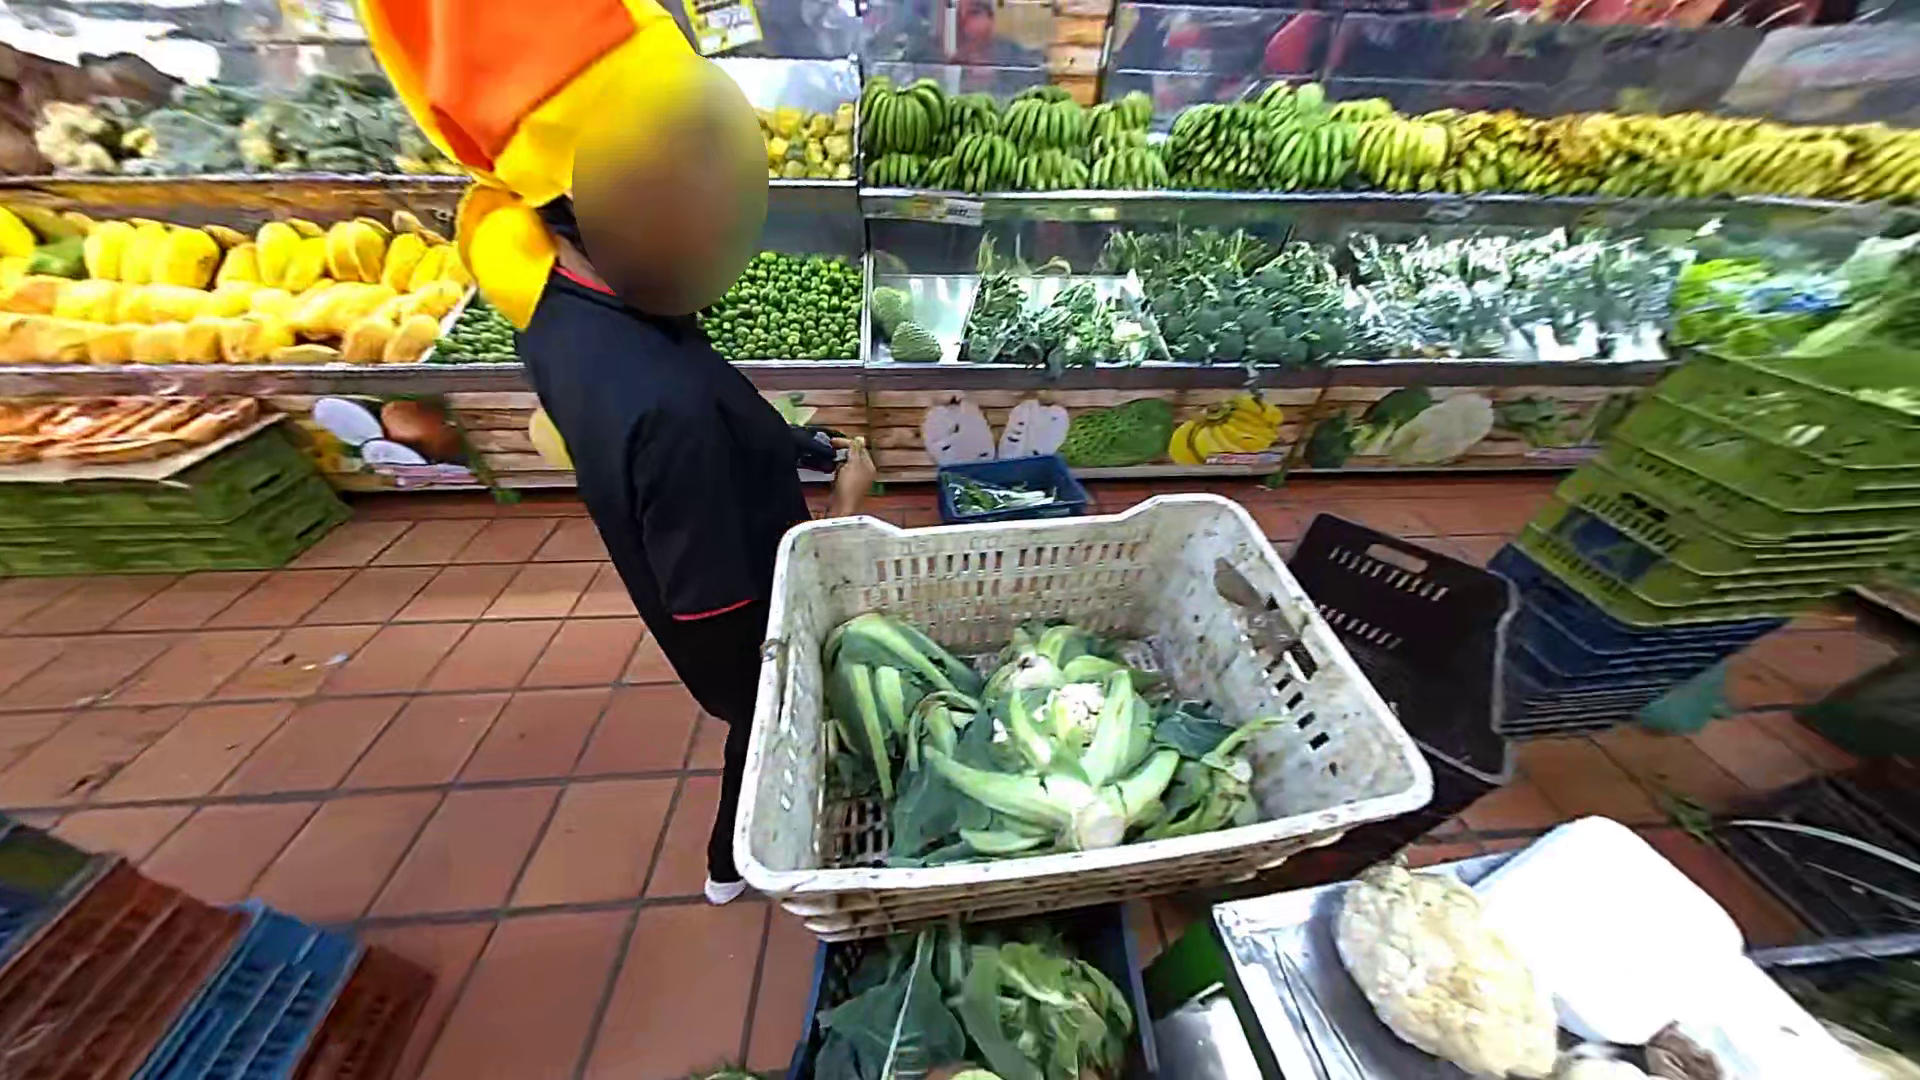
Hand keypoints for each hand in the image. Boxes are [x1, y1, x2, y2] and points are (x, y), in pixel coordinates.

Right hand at [828, 436, 875, 516]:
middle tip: (831, 447)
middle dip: (843, 450)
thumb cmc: (849, 486)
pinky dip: (837, 469)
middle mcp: (865, 472)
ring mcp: (856, 479)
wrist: (841, 508)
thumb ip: (855, 450)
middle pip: (854, 454)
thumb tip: (859, 437)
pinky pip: (841, 471)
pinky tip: (833, 472)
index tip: (832, 441)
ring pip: (846, 463)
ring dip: (839, 460)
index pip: (859, 448)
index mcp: (869, 466)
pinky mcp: (846, 484)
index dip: (847, 442)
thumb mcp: (853, 464)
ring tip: (833, 461)